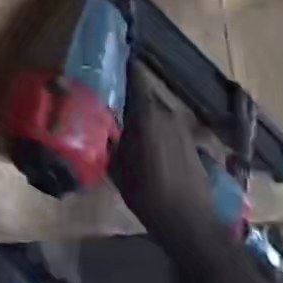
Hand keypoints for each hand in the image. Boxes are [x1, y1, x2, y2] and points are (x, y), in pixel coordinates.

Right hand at [111, 64, 220, 242]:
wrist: (191, 223)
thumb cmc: (149, 193)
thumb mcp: (117, 167)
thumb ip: (107, 138)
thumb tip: (92, 121)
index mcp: (147, 111)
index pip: (134, 73)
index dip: (121, 64)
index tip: (105, 59)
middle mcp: (166, 110)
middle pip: (143, 91)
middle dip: (126, 93)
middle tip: (107, 99)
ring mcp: (181, 124)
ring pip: (155, 108)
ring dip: (141, 112)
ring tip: (123, 123)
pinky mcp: (190, 139)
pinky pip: (166, 123)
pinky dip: (154, 126)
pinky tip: (144, 143)